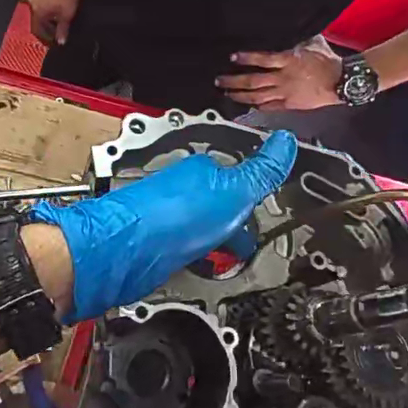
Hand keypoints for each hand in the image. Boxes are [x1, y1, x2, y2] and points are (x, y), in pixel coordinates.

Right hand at [17, 0, 79, 45]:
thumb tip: (60, 42)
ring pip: (39, 10)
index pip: (37, 31)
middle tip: (59, 33)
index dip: (45, 39)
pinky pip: (42, 1)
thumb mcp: (67, 14)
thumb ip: (62, 29)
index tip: (55, 43)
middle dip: (47, 29)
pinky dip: (49, 7)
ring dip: (48, 18)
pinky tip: (58, 7)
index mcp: (36, 12)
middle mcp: (31, 3)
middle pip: (37, 21)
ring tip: (60, 21)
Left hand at [26, 130, 296, 321]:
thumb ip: (262, 171)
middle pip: (226, 205)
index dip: (257, 196)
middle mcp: (185, 190)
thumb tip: (287, 141)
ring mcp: (170, 218)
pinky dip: (203, 258)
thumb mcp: (232, 192)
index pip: (242, 177)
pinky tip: (205, 265)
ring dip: (222, 242)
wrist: (121, 255)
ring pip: (210, 228)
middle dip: (241, 223)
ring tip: (231, 256)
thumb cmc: (170, 218)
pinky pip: (192, 249)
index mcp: (203, 171)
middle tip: (253, 238)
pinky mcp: (158, 245)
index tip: (270, 209)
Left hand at [216, 36, 343, 111]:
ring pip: (258, 96)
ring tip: (228, 94)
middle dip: (235, 81)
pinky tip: (249, 106)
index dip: (246, 58)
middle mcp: (283, 78)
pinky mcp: (290, 105)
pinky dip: (258, 106)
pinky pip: (270, 107)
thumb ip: (298, 42)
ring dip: (241, 96)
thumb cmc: (329, 61)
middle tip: (220, 81)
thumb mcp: (313, 44)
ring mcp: (285, 93)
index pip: (262, 59)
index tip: (233, 58)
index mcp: (288, 61)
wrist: (341, 82)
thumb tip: (292, 36)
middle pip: (254, 81)